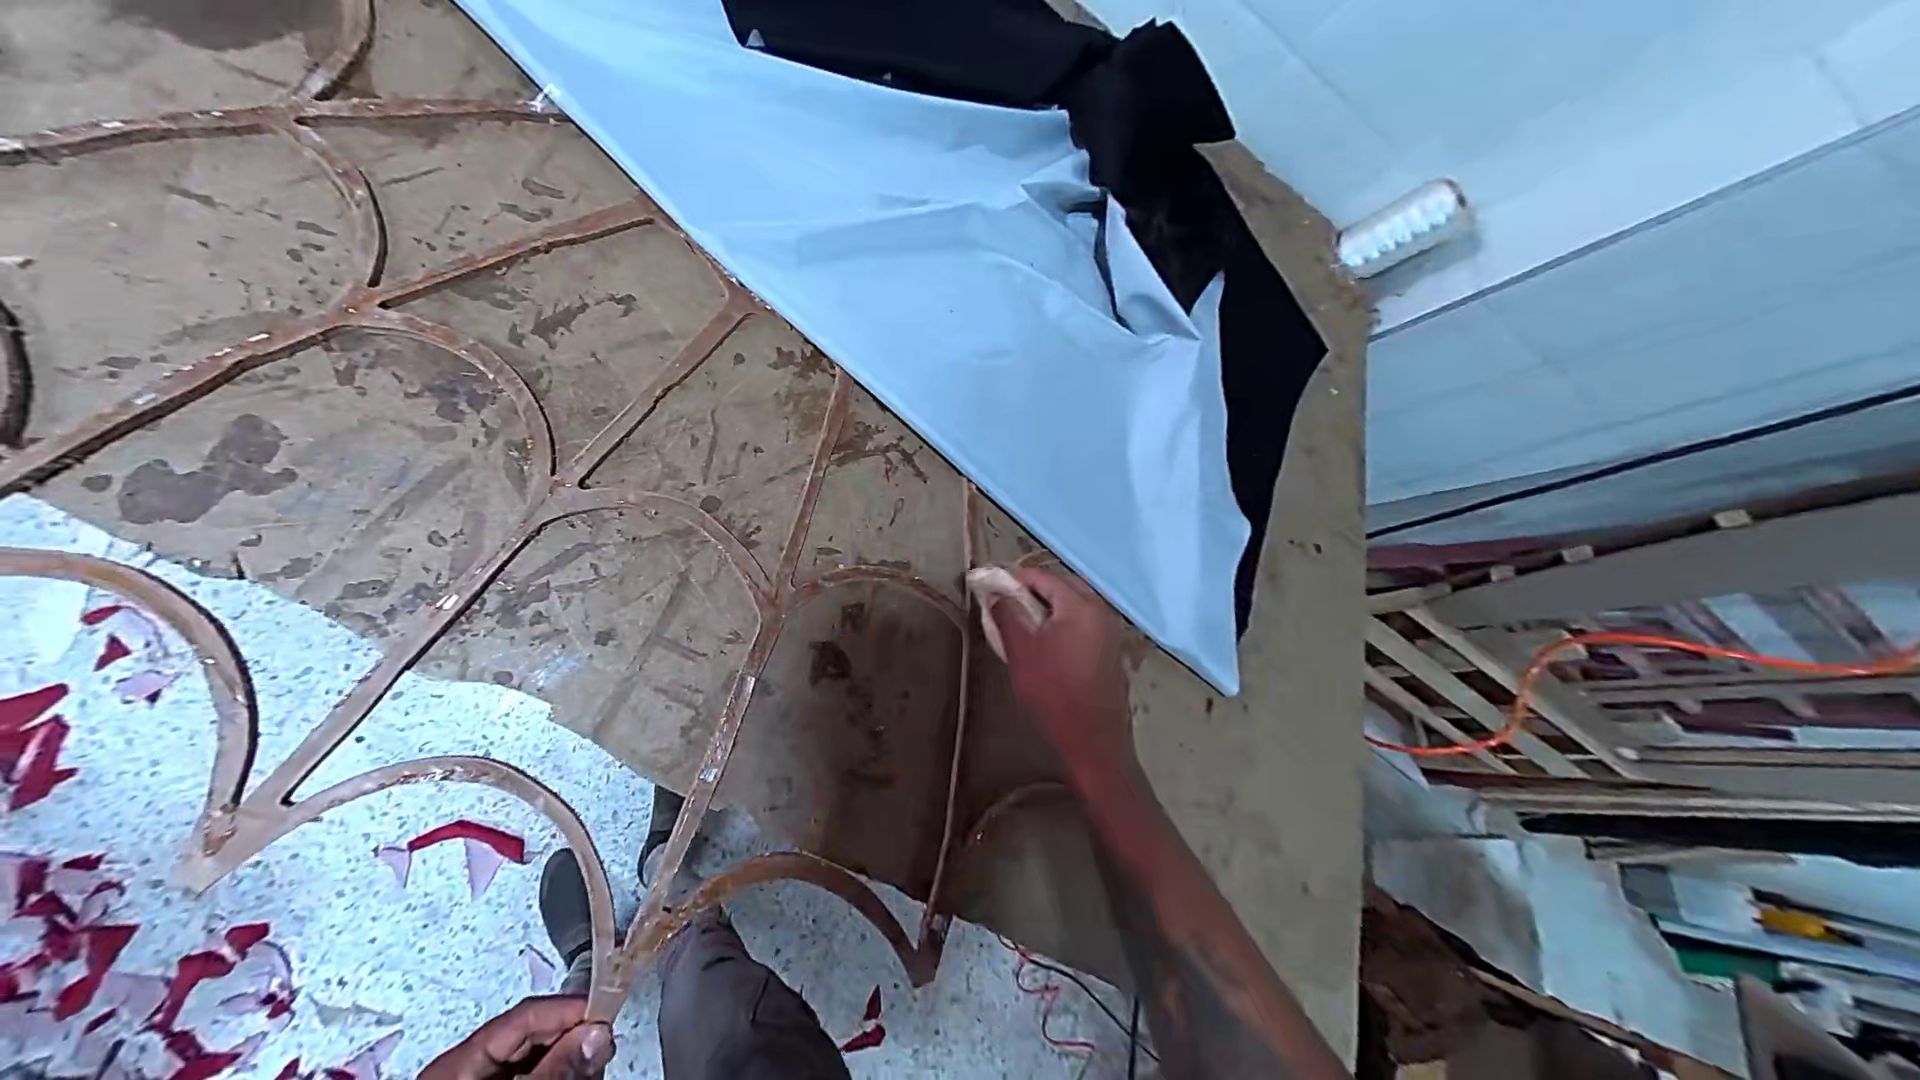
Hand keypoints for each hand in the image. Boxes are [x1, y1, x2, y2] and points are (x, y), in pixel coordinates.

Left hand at [419, 997, 613, 1079]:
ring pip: (537, 1054)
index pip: (528, 1013)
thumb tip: (597, 1032)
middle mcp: (466, 1069)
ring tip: (588, 1070)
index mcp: (457, 1063)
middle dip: (573, 1038)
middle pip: (534, 1033)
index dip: (571, 1010)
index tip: (607, 1016)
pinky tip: (574, 1077)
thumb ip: (553, 1070)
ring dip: (568, 1058)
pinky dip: (557, 1073)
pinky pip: (532, 1072)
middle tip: (600, 1051)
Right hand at [987, 568, 1134, 776]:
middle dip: (1033, 590)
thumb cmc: (1053, 693)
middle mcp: (1101, 612)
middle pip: (1063, 587)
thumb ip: (1007, 614)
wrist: (1092, 740)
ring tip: (1022, 623)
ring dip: (1048, 608)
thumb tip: (997, 592)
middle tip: (1005, 603)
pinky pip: (1084, 624)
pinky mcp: (1111, 652)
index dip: (1015, 578)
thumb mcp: (1020, 651)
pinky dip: (1063, 623)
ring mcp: (1110, 632)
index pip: (1044, 577)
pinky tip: (1047, 643)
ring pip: (1074, 606)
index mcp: (1080, 606)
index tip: (991, 585)